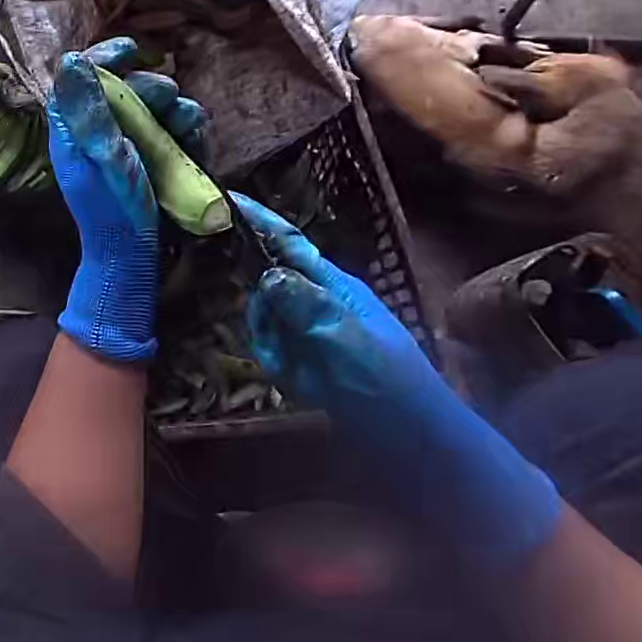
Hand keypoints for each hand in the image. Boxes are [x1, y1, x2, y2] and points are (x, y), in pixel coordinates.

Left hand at [47, 39, 209, 361]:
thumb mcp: (100, 156)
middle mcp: (103, 132)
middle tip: (167, 98)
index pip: (84, 78)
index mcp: (77, 129)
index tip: (132, 48)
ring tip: (186, 125)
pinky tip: (195, 141)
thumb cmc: (113, 207)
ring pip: (159, 110)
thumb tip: (71, 59)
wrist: (135, 256)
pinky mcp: (157, 161)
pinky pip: (176, 133)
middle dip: (151, 89)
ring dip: (177, 111)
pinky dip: (189, 132)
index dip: (106, 58)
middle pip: (128, 90)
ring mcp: (132, 147)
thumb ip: (90, 109)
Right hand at [232, 193, 559, 560]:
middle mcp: (320, 299)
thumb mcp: (345, 340)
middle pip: (268, 284)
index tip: (226, 198)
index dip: (258, 220)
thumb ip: (305, 304)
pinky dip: (279, 366)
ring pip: (267, 319)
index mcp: (334, 284)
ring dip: (272, 344)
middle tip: (276, 342)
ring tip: (297, 372)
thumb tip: (266, 273)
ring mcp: (313, 330)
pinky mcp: (308, 359)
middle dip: (262, 311)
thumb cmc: (387, 384)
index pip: (288, 241)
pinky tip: (300, 385)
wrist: (416, 443)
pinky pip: (274, 351)